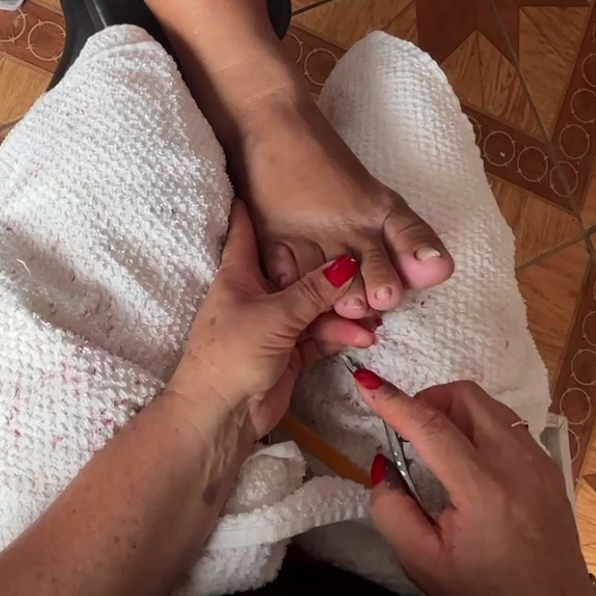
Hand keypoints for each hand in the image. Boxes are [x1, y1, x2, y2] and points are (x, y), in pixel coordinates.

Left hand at [167, 201, 376, 436]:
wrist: (220, 414)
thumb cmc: (232, 353)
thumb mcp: (275, 315)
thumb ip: (314, 290)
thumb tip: (349, 264)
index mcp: (239, 274)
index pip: (246, 231)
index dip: (254, 207)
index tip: (267, 181)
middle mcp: (257, 294)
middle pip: (297, 271)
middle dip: (331, 271)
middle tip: (368, 266)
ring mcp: (274, 324)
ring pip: (314, 306)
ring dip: (342, 310)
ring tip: (374, 314)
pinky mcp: (289, 352)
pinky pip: (319, 335)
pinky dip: (339, 335)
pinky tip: (363, 338)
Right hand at [355, 374, 595, 595]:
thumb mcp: (422, 564)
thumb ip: (390, 508)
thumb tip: (383, 464)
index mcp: (483, 491)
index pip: (430, 426)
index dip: (392, 400)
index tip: (364, 380)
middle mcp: (517, 466)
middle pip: (465, 397)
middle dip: (427, 399)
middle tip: (407, 430)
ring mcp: (540, 464)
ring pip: (488, 405)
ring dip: (453, 410)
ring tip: (436, 445)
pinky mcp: (550, 469)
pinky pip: (506, 424)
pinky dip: (477, 425)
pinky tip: (467, 459)